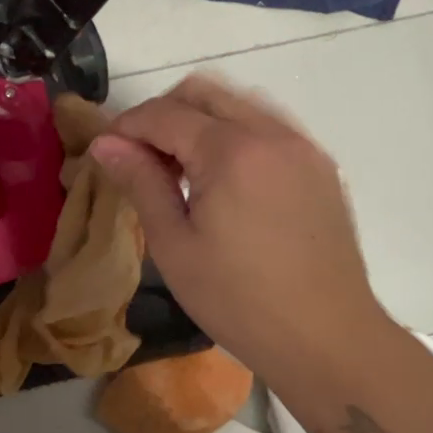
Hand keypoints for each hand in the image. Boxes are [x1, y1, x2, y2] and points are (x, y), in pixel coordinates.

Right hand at [88, 74, 386, 368]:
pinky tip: (218, 180)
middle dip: (161, 114)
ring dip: (197, 120)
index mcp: (233, 152)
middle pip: (203, 93)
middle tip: (138, 157)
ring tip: (177, 168)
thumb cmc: (237, 299)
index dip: (125, 127)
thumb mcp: (173, 244)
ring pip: (237, 104)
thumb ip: (140, 182)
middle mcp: (272, 135)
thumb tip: (104, 144)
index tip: (103, 152)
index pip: (165, 114)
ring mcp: (302, 148)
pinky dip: (231, 134)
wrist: (328, 340)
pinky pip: (266, 127)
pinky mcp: (319, 167)